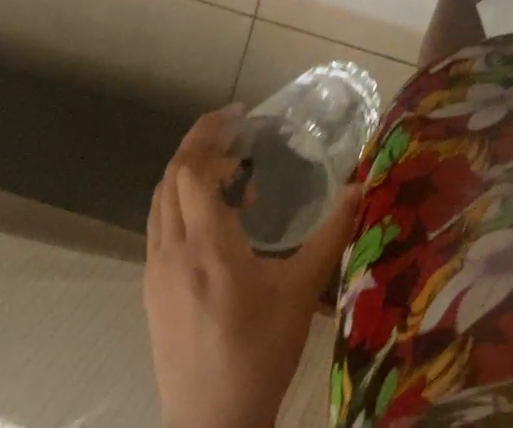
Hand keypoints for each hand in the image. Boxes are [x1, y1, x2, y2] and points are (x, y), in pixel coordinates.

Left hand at [144, 107, 360, 427]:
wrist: (212, 422)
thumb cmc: (260, 353)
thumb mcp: (302, 290)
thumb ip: (331, 234)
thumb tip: (361, 186)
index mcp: (206, 247)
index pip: (191, 170)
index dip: (211, 134)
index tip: (242, 114)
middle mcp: (171, 252)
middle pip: (171, 179)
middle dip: (200, 145)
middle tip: (238, 131)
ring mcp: (155, 274)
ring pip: (160, 203)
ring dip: (190, 175)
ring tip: (234, 174)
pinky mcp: (152, 293)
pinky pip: (161, 228)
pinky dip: (184, 204)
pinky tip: (219, 221)